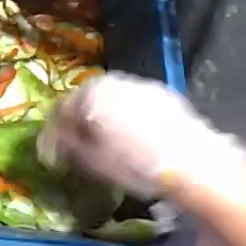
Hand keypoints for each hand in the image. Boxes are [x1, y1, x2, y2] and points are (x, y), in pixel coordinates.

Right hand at [39, 73, 245, 199]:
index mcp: (89, 93)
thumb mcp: (90, 160)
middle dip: (80, 121)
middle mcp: (114, 81)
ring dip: (106, 117)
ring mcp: (142, 85)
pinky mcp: (165, 95)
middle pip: (87, 100)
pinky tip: (136, 139)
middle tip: (79, 145)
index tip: (53, 153)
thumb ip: (66, 144)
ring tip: (109, 143)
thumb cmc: (134, 164)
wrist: (192, 164)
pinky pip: (136, 105)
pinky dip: (129, 118)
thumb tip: (56, 140)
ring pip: (113, 100)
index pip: (60, 110)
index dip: (54, 133)